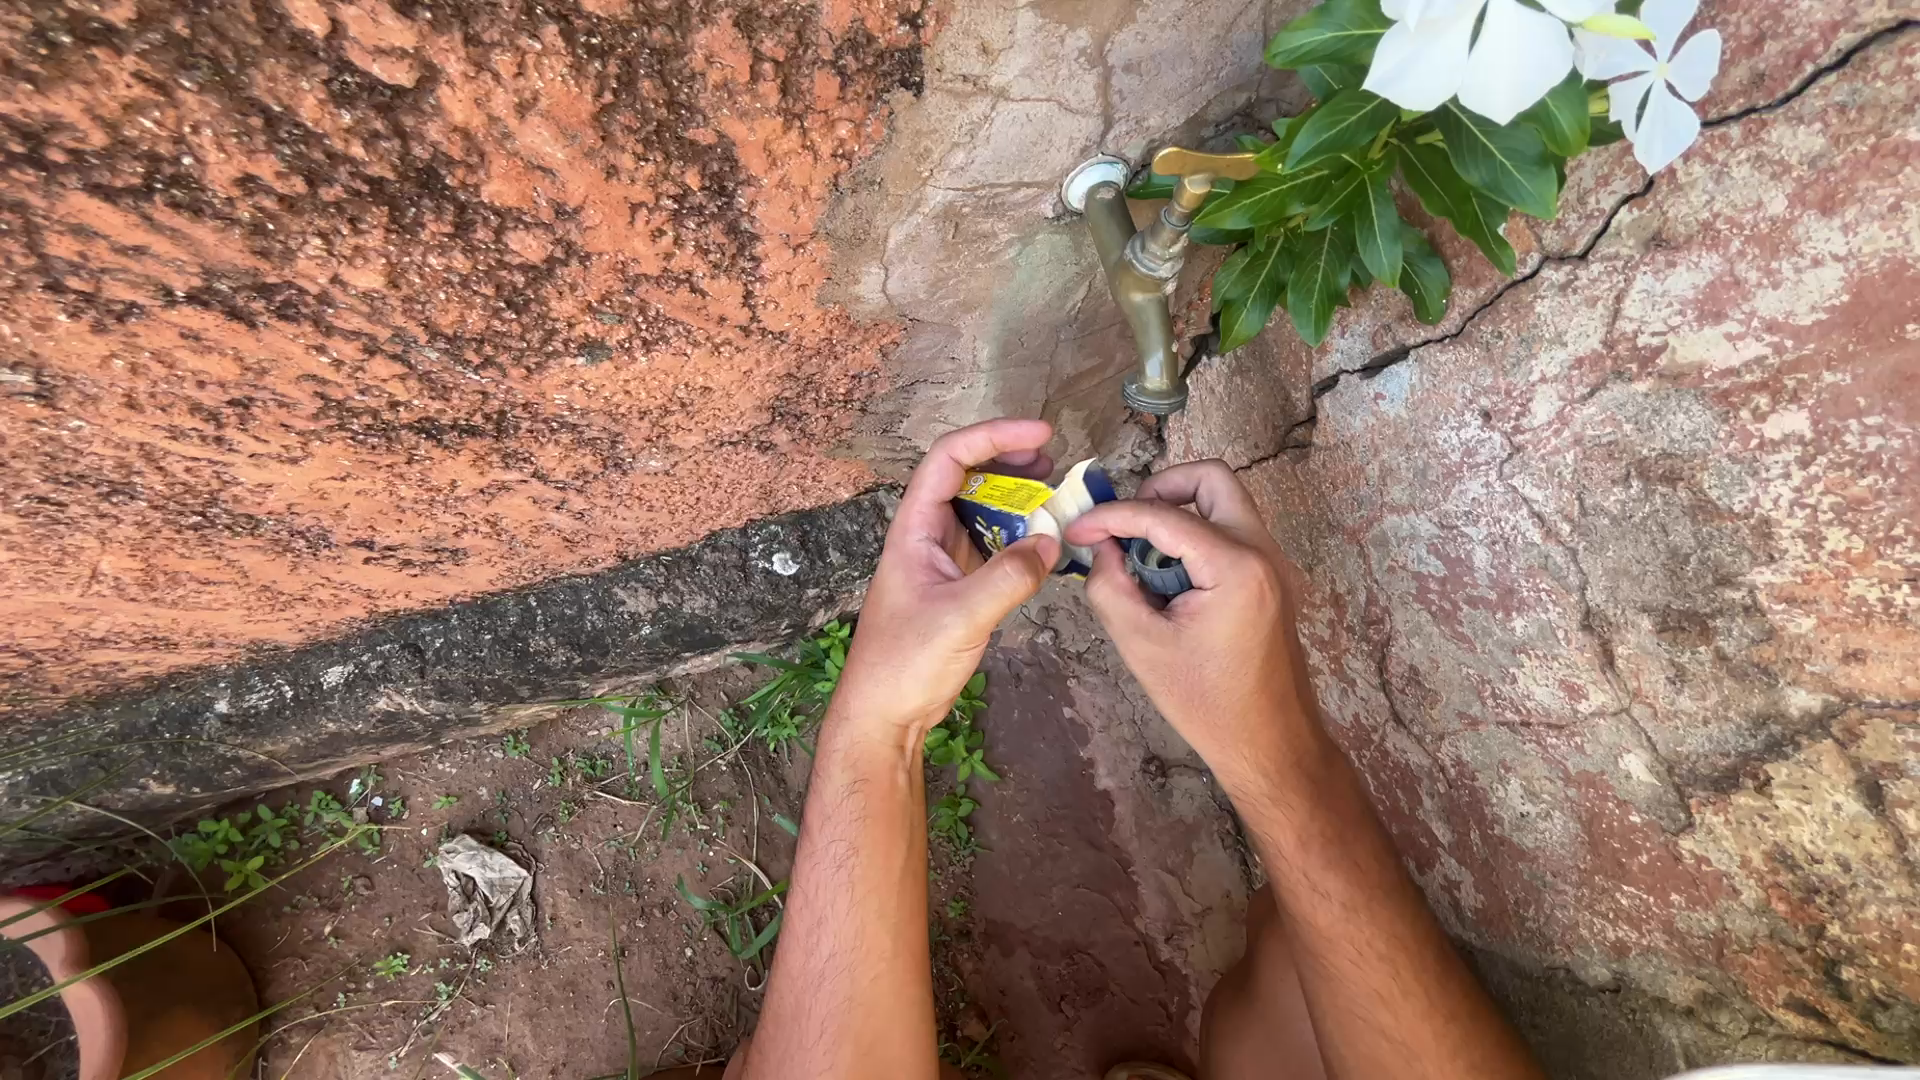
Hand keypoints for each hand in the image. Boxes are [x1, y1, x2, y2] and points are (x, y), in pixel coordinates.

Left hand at [831, 419, 1062, 741]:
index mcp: (913, 528)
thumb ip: (1008, 577)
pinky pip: (990, 545)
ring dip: (1016, 498)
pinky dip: (1017, 537)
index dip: (994, 437)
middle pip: (966, 477)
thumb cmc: (904, 663)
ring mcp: (942, 560)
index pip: (950, 458)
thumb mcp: (960, 617)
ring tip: (1053, 493)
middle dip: (1009, 461)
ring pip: (981, 511)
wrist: (883, 713)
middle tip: (1051, 461)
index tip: (1040, 434)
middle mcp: (926, 535)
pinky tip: (1044, 541)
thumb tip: (1052, 541)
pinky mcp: (956, 585)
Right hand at [1063, 460, 1319, 785]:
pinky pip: (1230, 530)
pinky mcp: (1271, 578)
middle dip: (1159, 489)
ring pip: (1223, 501)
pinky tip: (1166, 575)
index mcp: (1236, 566)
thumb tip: (1099, 547)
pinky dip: (1193, 535)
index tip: (1076, 530)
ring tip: (1141, 552)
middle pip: (1211, 478)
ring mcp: (1274, 562)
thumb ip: (1109, 585)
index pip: (1163, 515)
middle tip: (1124, 524)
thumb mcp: (1140, 645)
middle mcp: (1263, 551)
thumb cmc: (1204, 702)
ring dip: (1177, 512)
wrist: (1270, 743)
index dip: (1111, 516)